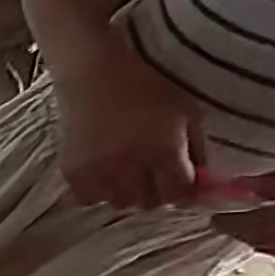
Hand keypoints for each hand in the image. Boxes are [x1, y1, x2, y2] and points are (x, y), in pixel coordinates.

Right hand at [55, 50, 203, 208]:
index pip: (178, 194)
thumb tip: (202, 176)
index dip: (185, 191)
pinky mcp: (72, 171)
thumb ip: (194, 148)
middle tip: (155, 175)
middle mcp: (128, 167)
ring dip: (126, 193)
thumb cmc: (146, 84)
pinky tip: (102, 176)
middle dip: (155, 191)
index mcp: (162, 151)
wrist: (94, 73)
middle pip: (146, 202)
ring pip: (117, 203)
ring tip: (127, 175)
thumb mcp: (185, 112)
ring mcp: (96, 172)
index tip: (185, 182)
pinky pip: (87, 198)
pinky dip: (97, 192)